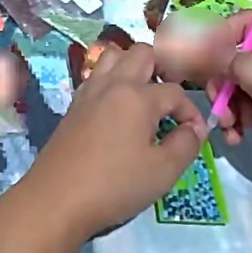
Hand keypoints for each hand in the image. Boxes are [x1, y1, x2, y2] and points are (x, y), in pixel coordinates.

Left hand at [18, 44, 207, 239]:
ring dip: (133, 66)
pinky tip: (117, 107)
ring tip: (144, 96)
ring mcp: (89, 92)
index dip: (190, 112)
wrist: (56, 199)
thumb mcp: (162, 171)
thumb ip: (185, 144)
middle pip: (142, 53)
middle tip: (169, 100)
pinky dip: (111, 79)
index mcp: (138, 97)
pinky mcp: (73, 105)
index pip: (175, 92)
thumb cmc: (114, 185)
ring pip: (113, 56)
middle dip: (163, 69)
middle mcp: (113, 84)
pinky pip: (96, 75)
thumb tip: (193, 129)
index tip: (195, 135)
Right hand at [185, 13, 251, 189]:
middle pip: (236, 54)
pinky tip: (238, 137)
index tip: (205, 63)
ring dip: (227, 103)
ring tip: (232, 129)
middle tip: (220, 109)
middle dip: (222, 80)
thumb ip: (247, 68)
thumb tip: (214, 47)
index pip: (248, 22)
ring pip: (237, 80)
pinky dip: (237, 117)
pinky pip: (246, 101)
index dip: (223, 35)